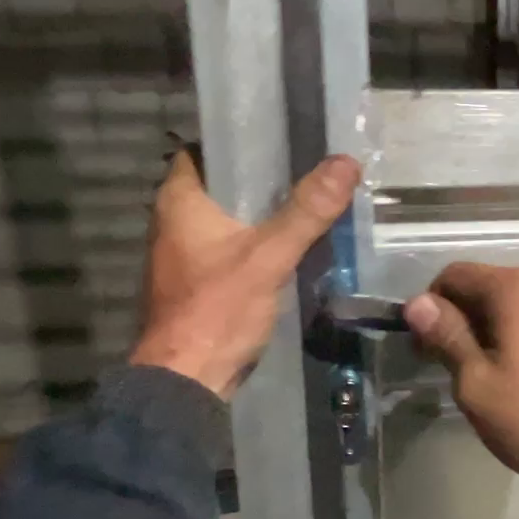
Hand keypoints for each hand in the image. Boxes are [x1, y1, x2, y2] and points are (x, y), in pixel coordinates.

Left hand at [130, 150, 359, 398]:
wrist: (187, 379)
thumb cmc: (217, 310)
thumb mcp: (268, 257)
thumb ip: (306, 212)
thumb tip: (345, 162)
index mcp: (178, 201)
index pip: (201, 151)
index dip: (236, 143)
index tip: (279, 139)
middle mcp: (172, 223)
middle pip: (219, 187)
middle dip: (259, 181)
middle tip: (307, 170)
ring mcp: (183, 257)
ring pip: (226, 222)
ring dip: (259, 216)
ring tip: (306, 204)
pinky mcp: (198, 285)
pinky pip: (229, 251)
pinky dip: (255, 246)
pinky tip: (289, 249)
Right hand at [404, 263, 518, 518]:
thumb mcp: (478, 384)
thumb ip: (446, 337)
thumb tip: (417, 303)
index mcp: (515, 289)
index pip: (454, 275)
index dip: (429, 307)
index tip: (423, 349)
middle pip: (487, 288)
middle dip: (460, 321)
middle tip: (449, 371)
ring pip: (517, 309)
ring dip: (491, 335)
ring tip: (487, 383)